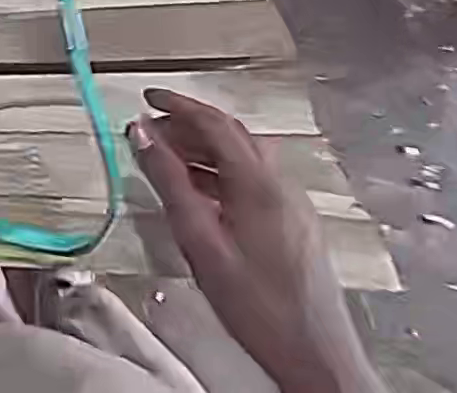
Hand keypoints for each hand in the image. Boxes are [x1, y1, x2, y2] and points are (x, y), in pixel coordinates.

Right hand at [130, 89, 383, 392]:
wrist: (318, 360)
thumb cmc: (252, 301)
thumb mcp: (197, 237)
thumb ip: (167, 179)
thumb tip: (139, 131)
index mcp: (258, 185)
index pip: (215, 124)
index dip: (178, 104)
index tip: (145, 96)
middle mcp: (280, 186)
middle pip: (232, 134)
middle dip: (188, 121)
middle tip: (149, 127)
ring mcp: (291, 205)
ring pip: (243, 154)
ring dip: (202, 144)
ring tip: (164, 154)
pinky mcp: (293, 223)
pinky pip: (250, 176)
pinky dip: (217, 167)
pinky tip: (194, 186)